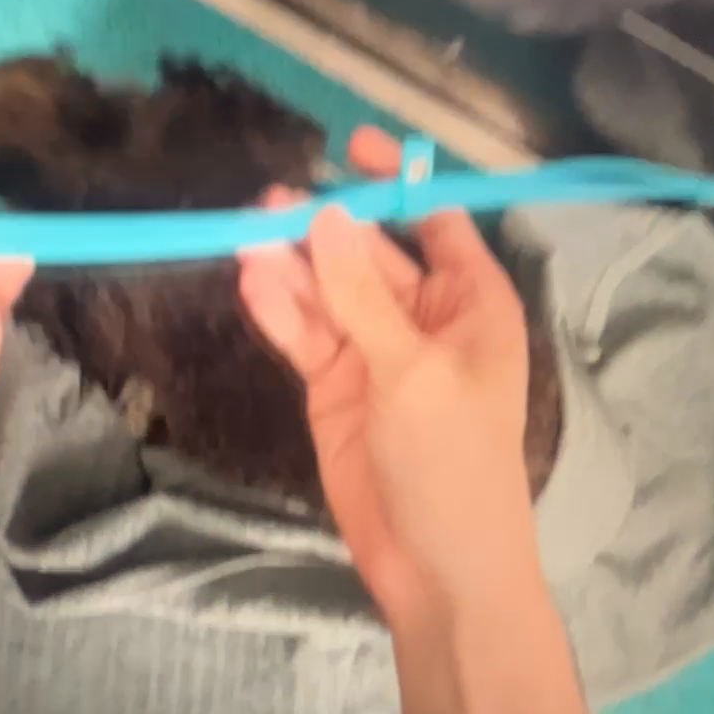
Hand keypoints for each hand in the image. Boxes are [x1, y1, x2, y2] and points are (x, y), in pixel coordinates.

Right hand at [238, 127, 537, 620]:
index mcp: (469, 302)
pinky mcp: (332, 383)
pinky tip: (250, 283)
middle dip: (321, 229)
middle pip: (364, 254)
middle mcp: (420, 316)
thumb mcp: (412, 371)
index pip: (434, 221)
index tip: (351, 148)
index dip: (397, 183)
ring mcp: (372, 350)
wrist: (433, 565)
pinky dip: (279, 311)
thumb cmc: (451, 460)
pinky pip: (303, 334)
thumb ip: (362, 295)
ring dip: (290, 267)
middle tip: (267, 204)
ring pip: (325, 292)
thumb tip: (328, 216)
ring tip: (245, 237)